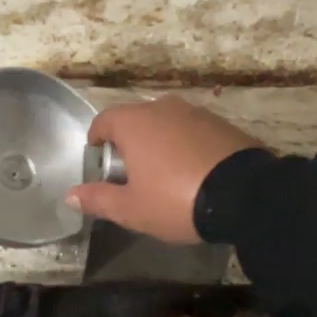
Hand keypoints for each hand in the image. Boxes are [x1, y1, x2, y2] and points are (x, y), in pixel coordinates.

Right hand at [66, 96, 261, 243]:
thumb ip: (98, 199)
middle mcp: (163, 108)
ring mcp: (196, 113)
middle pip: (135, 121)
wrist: (245, 196)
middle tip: (133, 177)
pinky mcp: (222, 124)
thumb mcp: (131, 209)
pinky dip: (187, 147)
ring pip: (166, 125)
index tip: (100, 164)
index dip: (97, 142)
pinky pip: (193, 132)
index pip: (103, 121)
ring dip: (160, 144)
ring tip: (166, 177)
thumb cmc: (176, 200)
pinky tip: (194, 173)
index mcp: (134, 122)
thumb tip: (70, 194)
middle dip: (130, 144)